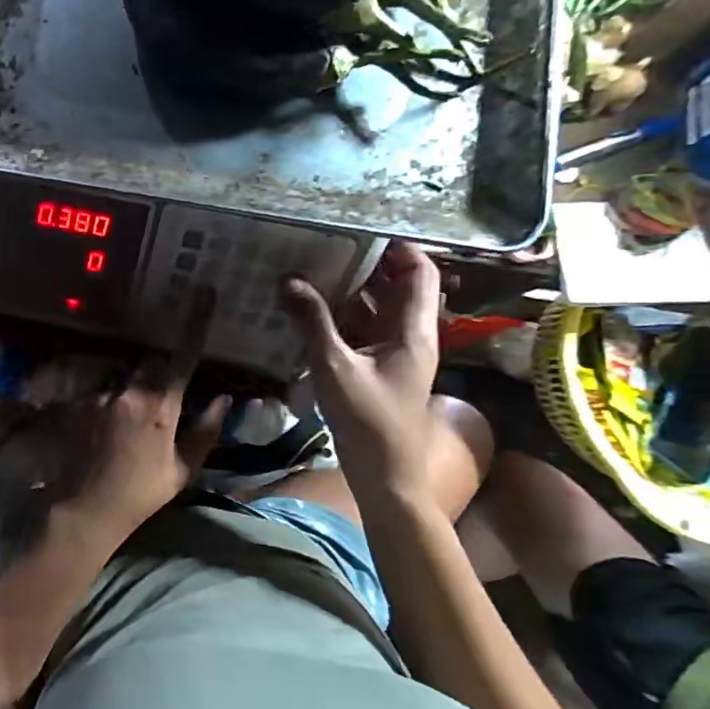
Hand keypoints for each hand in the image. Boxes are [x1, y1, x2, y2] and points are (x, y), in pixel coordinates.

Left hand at [72, 292, 228, 533]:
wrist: (86, 507)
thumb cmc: (142, 493)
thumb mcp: (183, 470)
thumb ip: (205, 431)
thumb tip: (224, 399)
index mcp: (162, 408)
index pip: (184, 358)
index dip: (195, 323)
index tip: (203, 292)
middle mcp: (131, 392)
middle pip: (150, 363)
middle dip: (158, 374)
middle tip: (158, 408)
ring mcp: (102, 395)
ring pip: (125, 378)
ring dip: (130, 392)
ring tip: (125, 429)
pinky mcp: (80, 402)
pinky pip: (102, 391)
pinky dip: (108, 404)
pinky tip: (104, 433)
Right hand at [281, 242, 441, 489]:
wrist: (385, 477)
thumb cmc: (369, 422)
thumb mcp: (335, 368)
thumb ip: (312, 322)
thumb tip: (289, 280)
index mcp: (415, 331)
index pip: (420, 273)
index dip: (399, 248)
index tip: (361, 231)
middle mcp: (410, 336)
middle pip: (397, 287)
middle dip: (366, 266)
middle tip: (327, 245)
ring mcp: (395, 354)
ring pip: (377, 309)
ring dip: (351, 291)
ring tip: (314, 270)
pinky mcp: (378, 369)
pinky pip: (363, 331)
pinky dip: (342, 317)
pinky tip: (312, 311)